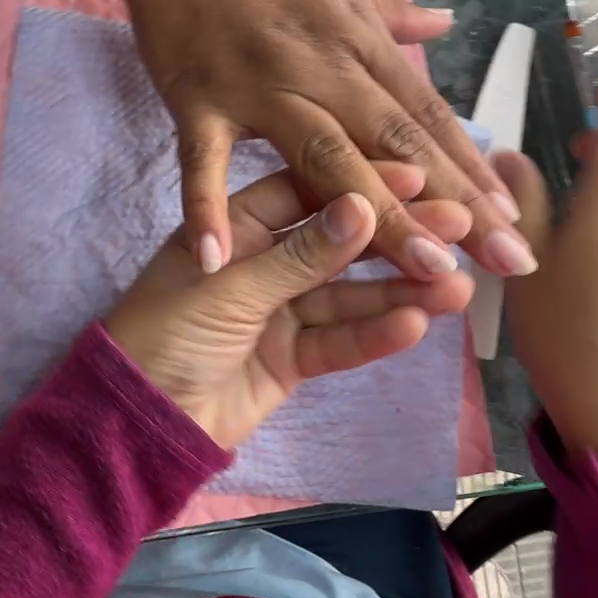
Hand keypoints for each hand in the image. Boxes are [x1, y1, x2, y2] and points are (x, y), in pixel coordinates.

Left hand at [106, 162, 473, 449]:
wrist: (139, 417)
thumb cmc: (166, 333)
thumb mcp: (232, 287)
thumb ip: (300, 255)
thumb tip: (365, 205)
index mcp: (235, 228)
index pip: (306, 195)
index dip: (359, 186)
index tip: (419, 179)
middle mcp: (262, 263)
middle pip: (337, 246)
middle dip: (395, 239)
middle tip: (459, 231)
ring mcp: (278, 312)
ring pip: (347, 297)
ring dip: (398, 292)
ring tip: (456, 288)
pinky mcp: (290, 357)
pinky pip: (337, 341)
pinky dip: (373, 335)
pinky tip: (415, 324)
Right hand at [122, 0, 537, 285]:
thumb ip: (388, 12)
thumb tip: (445, 25)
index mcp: (355, 37)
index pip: (423, 113)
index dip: (470, 168)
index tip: (510, 220)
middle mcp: (318, 65)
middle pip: (393, 144)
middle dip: (452, 206)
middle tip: (505, 264)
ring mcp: (256, 85)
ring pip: (323, 157)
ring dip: (374, 218)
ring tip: (423, 274)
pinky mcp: (196, 100)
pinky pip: (202, 163)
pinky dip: (205, 209)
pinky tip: (216, 261)